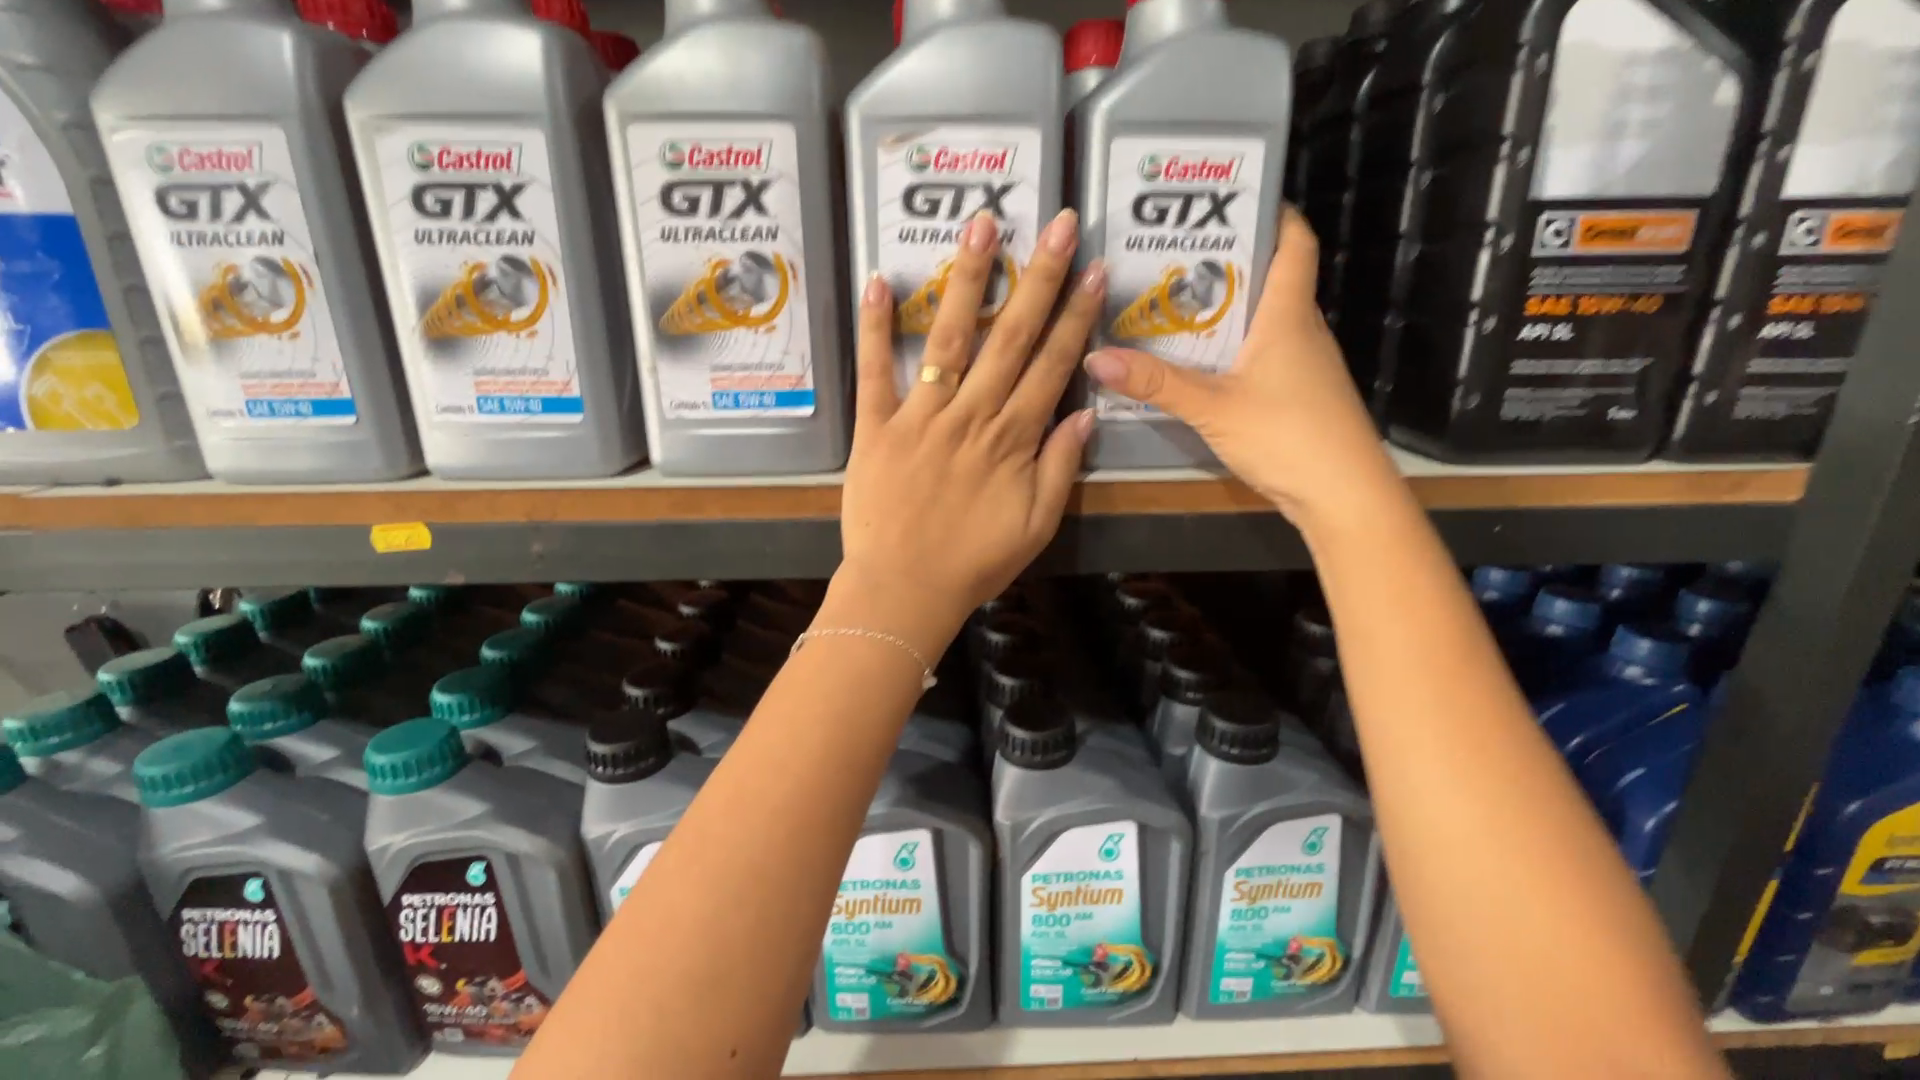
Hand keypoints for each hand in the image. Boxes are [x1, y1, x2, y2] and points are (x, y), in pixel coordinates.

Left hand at [837, 208, 1102, 636]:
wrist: (903, 591)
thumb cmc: (974, 563)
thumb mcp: (1036, 527)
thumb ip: (1061, 468)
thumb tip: (1086, 414)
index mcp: (1012, 440)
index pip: (1052, 365)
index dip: (1077, 316)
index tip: (1096, 270)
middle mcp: (970, 416)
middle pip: (1011, 337)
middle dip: (1040, 277)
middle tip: (1059, 223)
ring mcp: (920, 417)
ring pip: (949, 339)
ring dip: (968, 281)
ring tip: (982, 227)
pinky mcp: (876, 428)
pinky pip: (874, 372)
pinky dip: (873, 328)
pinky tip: (878, 282)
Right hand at [1082, 208, 1398, 524]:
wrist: (1344, 494)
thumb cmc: (1288, 435)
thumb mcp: (1212, 406)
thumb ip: (1155, 382)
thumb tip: (1094, 357)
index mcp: (1288, 313)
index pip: (1294, 242)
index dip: (1272, 211)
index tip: (1230, 197)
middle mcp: (1300, 328)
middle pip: (1269, 277)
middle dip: (1224, 261)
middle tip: (1170, 253)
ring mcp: (1302, 363)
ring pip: (1261, 318)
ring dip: (1223, 307)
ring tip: (1169, 302)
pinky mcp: (1297, 393)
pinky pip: (1259, 353)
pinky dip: (1229, 346)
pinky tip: (1195, 361)